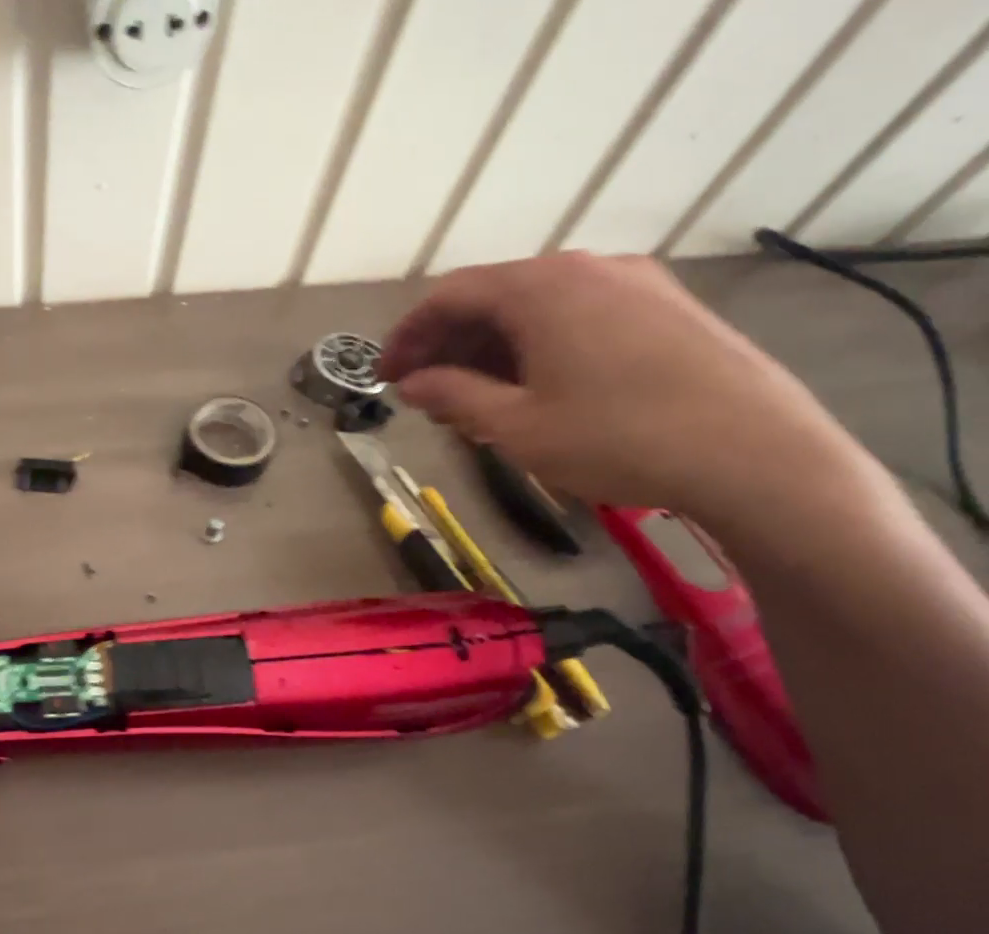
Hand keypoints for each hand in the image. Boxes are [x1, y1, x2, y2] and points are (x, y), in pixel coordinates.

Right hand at [379, 253, 866, 520]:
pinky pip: (582, 316)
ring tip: (477, 401)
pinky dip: (541, 346)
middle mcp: (588, 268)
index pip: (450, 295)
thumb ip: (453, 396)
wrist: (758, 454)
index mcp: (542, 287)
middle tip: (426, 395)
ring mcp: (638, 284)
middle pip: (495, 296)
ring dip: (494, 349)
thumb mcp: (516, 426)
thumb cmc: (618, 439)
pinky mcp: (671, 309)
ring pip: (540, 308)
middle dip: (450, 345)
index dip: (407, 335)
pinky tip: (538, 390)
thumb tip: (411, 384)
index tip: (385, 378)